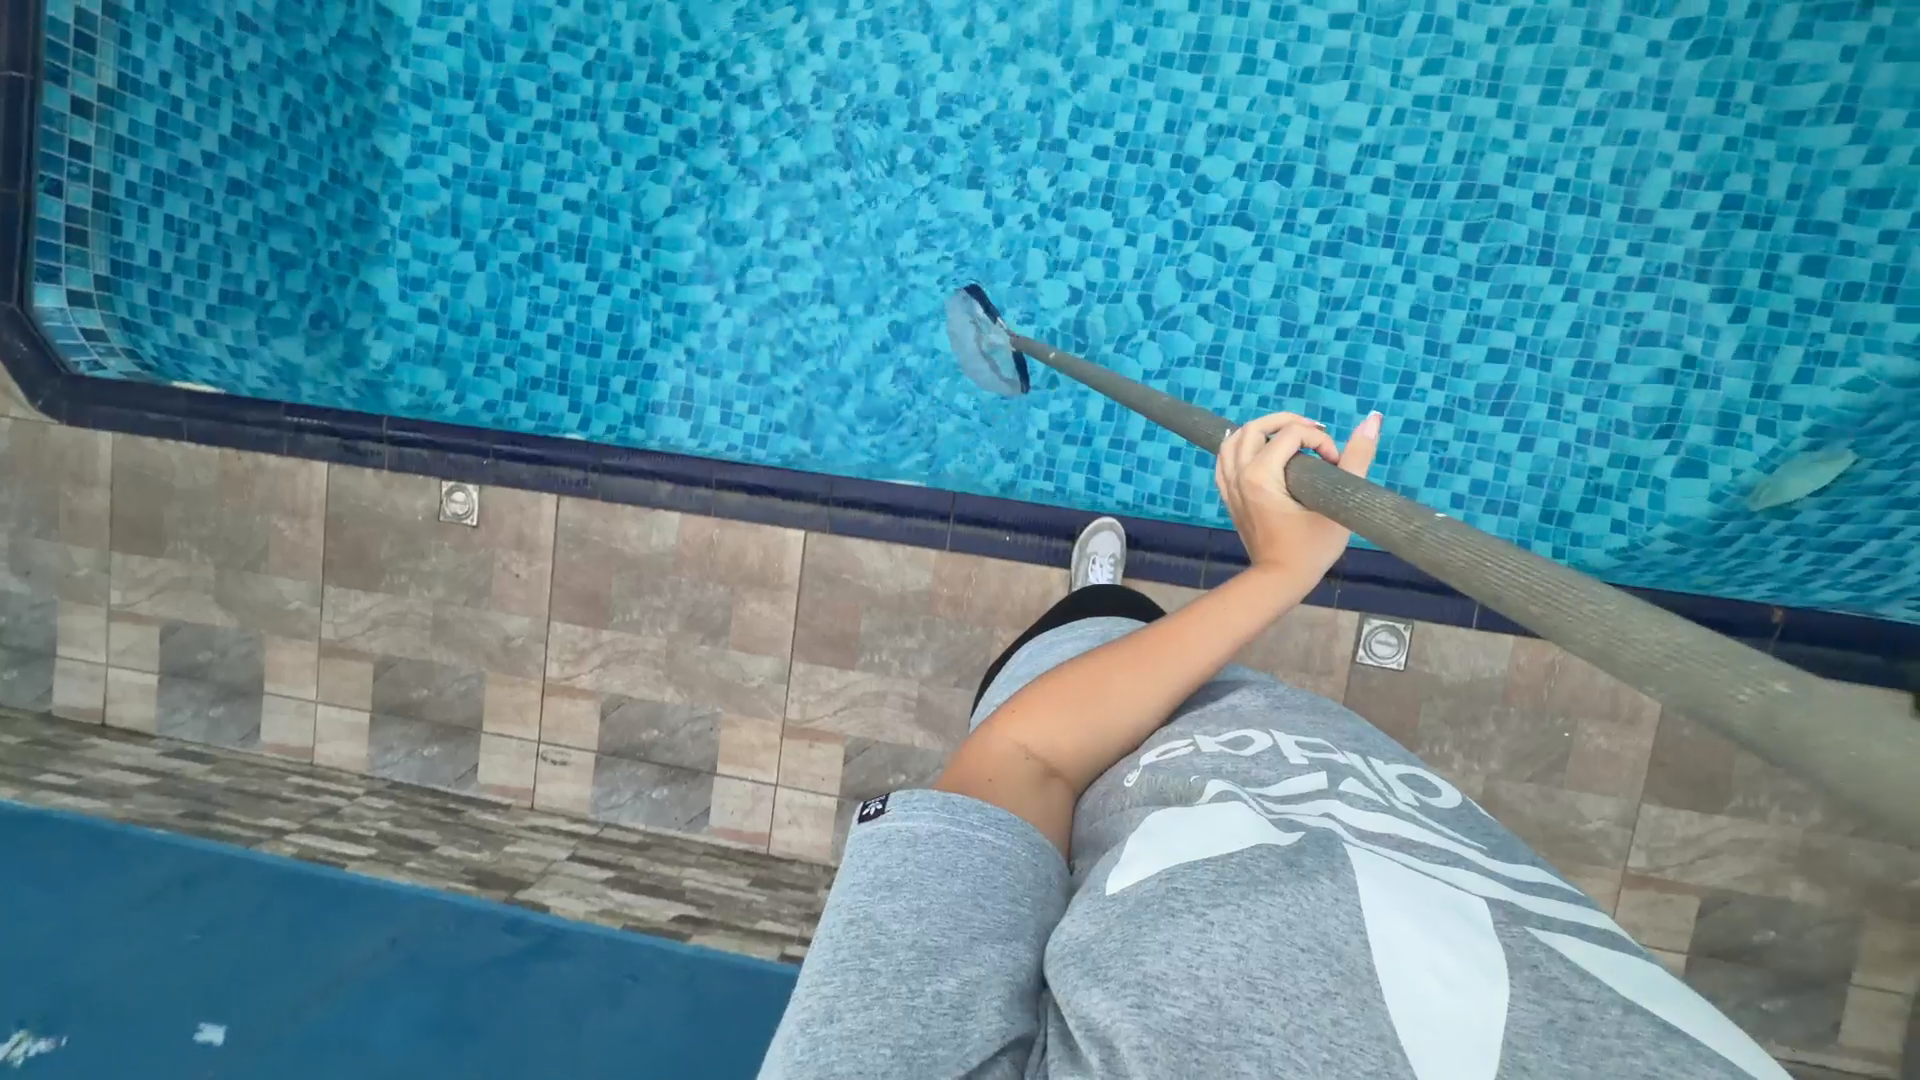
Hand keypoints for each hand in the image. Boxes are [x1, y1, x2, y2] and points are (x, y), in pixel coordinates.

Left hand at [1215, 410, 1381, 577]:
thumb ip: (1357, 459)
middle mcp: (1239, 475)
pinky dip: (1239, 448)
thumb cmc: (1311, 548)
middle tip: (1314, 431)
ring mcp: (1229, 486)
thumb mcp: (1339, 504)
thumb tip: (1373, 419)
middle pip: (1254, 428)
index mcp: (1261, 476)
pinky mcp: (1229, 496)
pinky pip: (1224, 460)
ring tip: (1288, 436)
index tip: (1336, 462)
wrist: (1279, 579)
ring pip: (1233, 441)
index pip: (1290, 434)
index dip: (1320, 439)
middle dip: (1287, 422)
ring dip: (1261, 431)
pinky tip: (1256, 447)